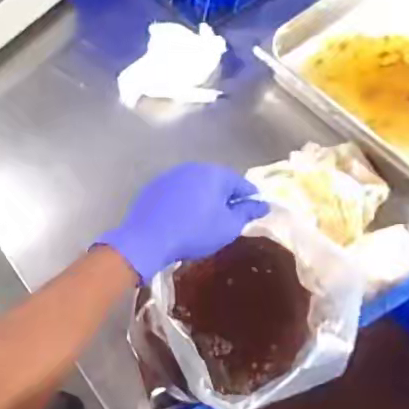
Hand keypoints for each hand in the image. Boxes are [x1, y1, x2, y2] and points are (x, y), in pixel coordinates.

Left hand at [97, 162, 266, 282]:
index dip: (250, 198)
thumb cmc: (194, 232)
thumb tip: (262, 204)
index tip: (255, 211)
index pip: (240, 183)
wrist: (146, 240)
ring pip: (194, 187)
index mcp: (213, 173)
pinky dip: (182, 204)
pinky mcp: (151, 189)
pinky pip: (175, 195)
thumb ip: (247, 213)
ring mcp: (168, 177)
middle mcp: (190, 168)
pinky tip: (181, 221)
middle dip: (224, 198)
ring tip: (205, 222)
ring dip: (202, 201)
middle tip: (229, 219)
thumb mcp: (228, 226)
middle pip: (216, 182)